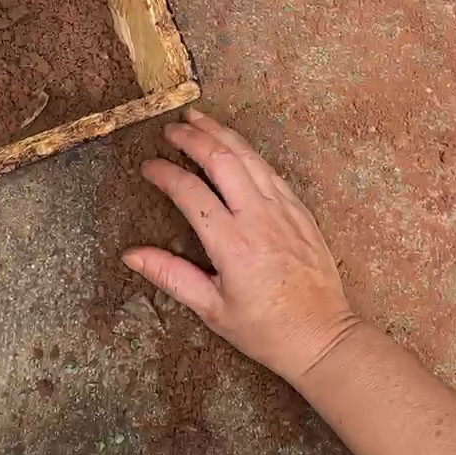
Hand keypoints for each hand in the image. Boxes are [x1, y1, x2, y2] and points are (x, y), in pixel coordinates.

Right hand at [125, 110, 360, 384]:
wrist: (323, 336)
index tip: (148, 167)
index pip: (191, 193)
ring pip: (248, 156)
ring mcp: (282, 208)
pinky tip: (233, 144)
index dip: (165, 174)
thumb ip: (171, 275)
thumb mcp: (212, 309)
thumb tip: (132, 255)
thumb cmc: (265, 329)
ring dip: (220, 133)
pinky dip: (246, 150)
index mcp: (233, 244)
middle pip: (221, 160)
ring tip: (198, 119)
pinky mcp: (299, 208)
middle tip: (171, 130)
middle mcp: (258, 217)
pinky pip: (268, 169)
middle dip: (193, 139)